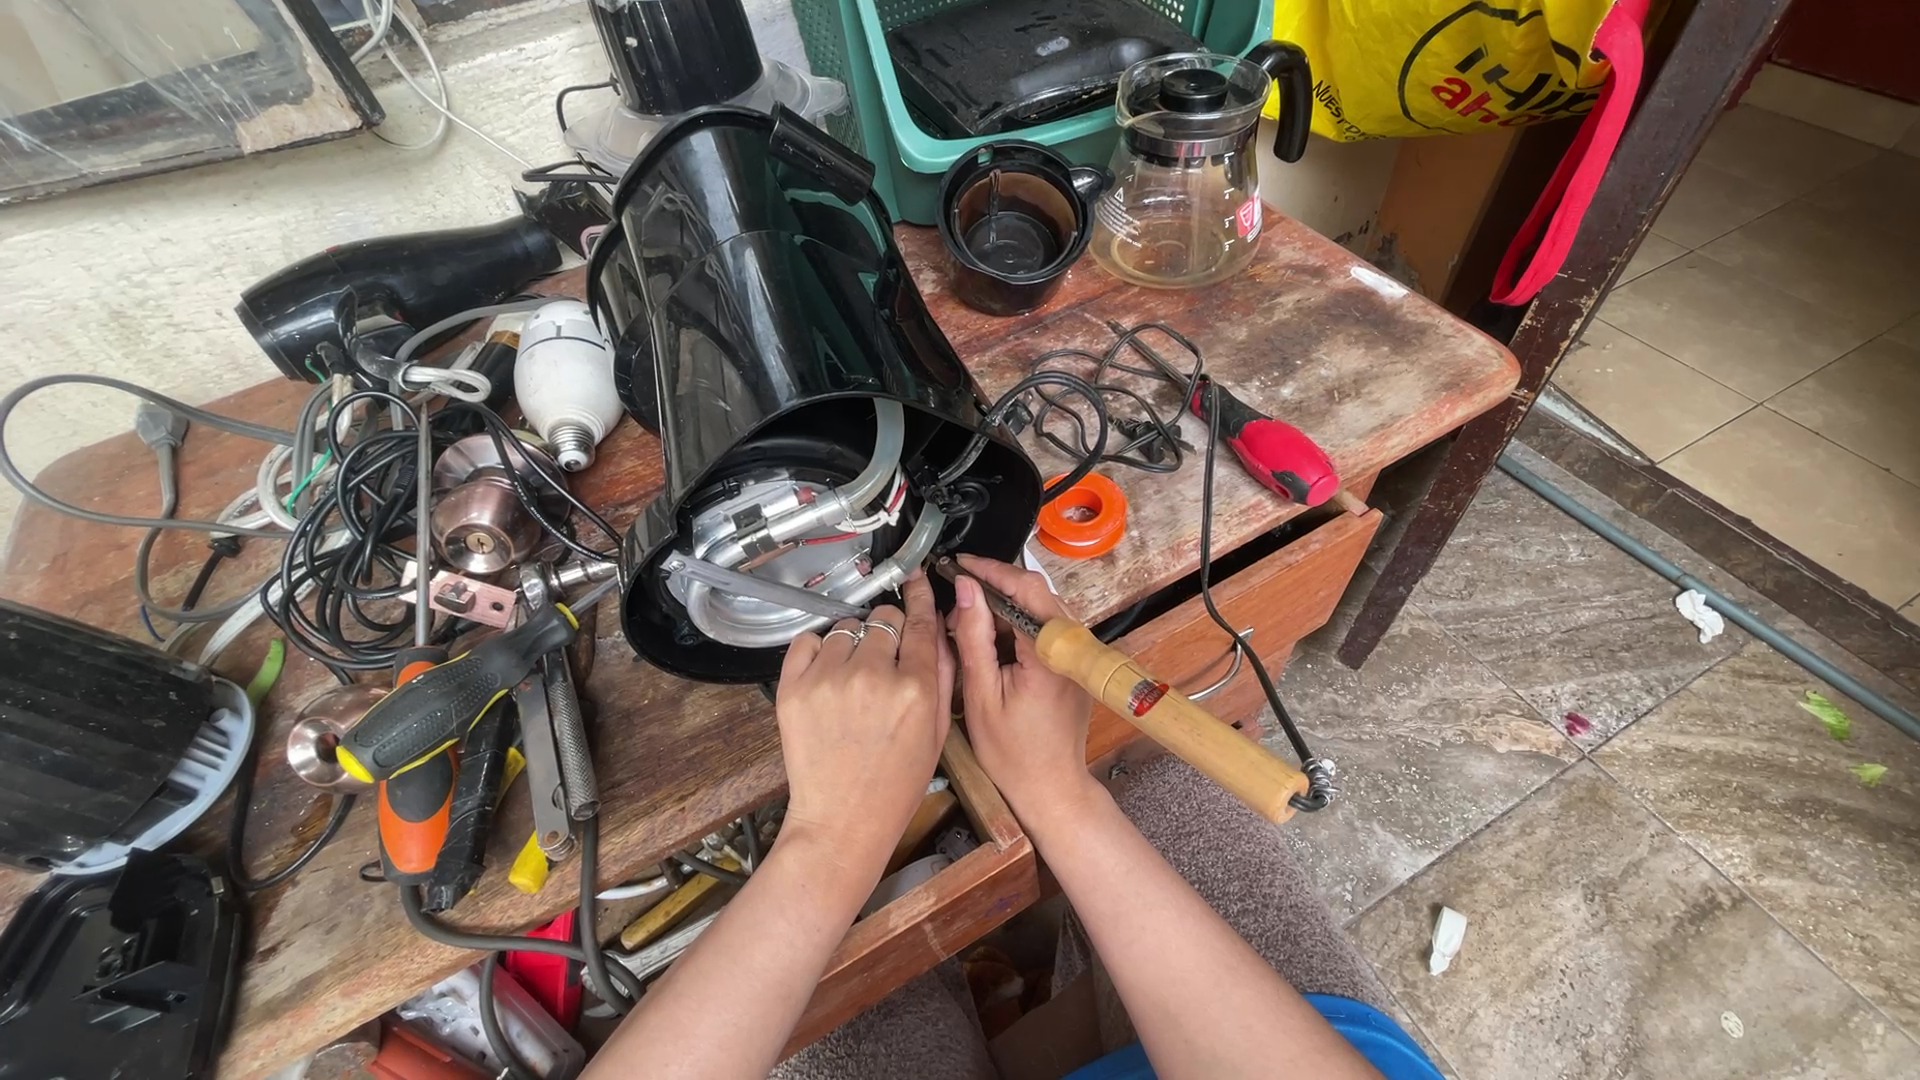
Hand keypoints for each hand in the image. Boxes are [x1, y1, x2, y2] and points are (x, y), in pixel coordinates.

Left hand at [776, 570, 952, 871]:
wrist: (842, 821)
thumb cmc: (896, 784)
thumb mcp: (937, 733)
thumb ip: (942, 675)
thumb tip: (937, 628)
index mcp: (915, 688)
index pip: (920, 621)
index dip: (920, 596)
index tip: (916, 578)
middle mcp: (873, 676)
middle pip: (884, 619)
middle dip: (888, 632)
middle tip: (884, 661)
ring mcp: (829, 680)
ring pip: (847, 628)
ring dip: (854, 643)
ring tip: (853, 678)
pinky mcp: (794, 688)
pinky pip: (808, 640)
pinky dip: (819, 650)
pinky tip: (828, 676)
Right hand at [946, 555, 1101, 829]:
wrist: (1050, 788)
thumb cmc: (1013, 753)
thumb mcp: (981, 694)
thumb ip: (974, 637)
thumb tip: (965, 590)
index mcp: (1051, 653)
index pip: (1024, 589)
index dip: (989, 570)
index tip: (959, 563)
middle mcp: (1072, 646)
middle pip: (1036, 592)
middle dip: (995, 583)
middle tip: (958, 585)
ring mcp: (1076, 653)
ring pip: (1041, 606)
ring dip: (1005, 602)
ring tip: (968, 608)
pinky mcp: (1072, 662)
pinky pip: (1045, 625)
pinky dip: (1017, 621)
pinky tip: (990, 631)